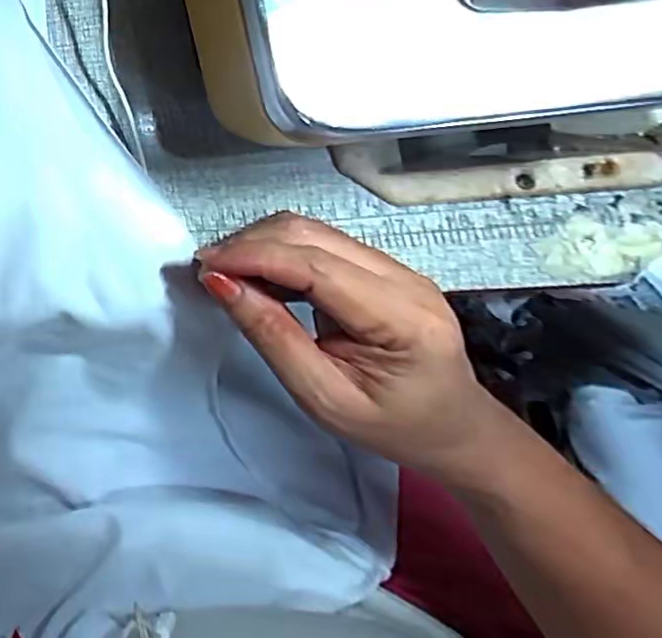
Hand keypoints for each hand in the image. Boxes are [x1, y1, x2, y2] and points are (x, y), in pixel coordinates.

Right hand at [195, 213, 522, 487]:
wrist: (457, 431)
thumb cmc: (393, 427)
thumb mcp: (323, 397)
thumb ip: (271, 336)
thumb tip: (220, 283)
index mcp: (402, 319)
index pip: (314, 266)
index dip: (253, 256)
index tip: (205, 267)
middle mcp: (404, 278)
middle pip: (309, 234)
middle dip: (250, 244)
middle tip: (209, 271)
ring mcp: (396, 266)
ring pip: (310, 229)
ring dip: (260, 242)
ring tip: (228, 272)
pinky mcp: (382, 264)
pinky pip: (318, 240)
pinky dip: (278, 249)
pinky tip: (258, 272)